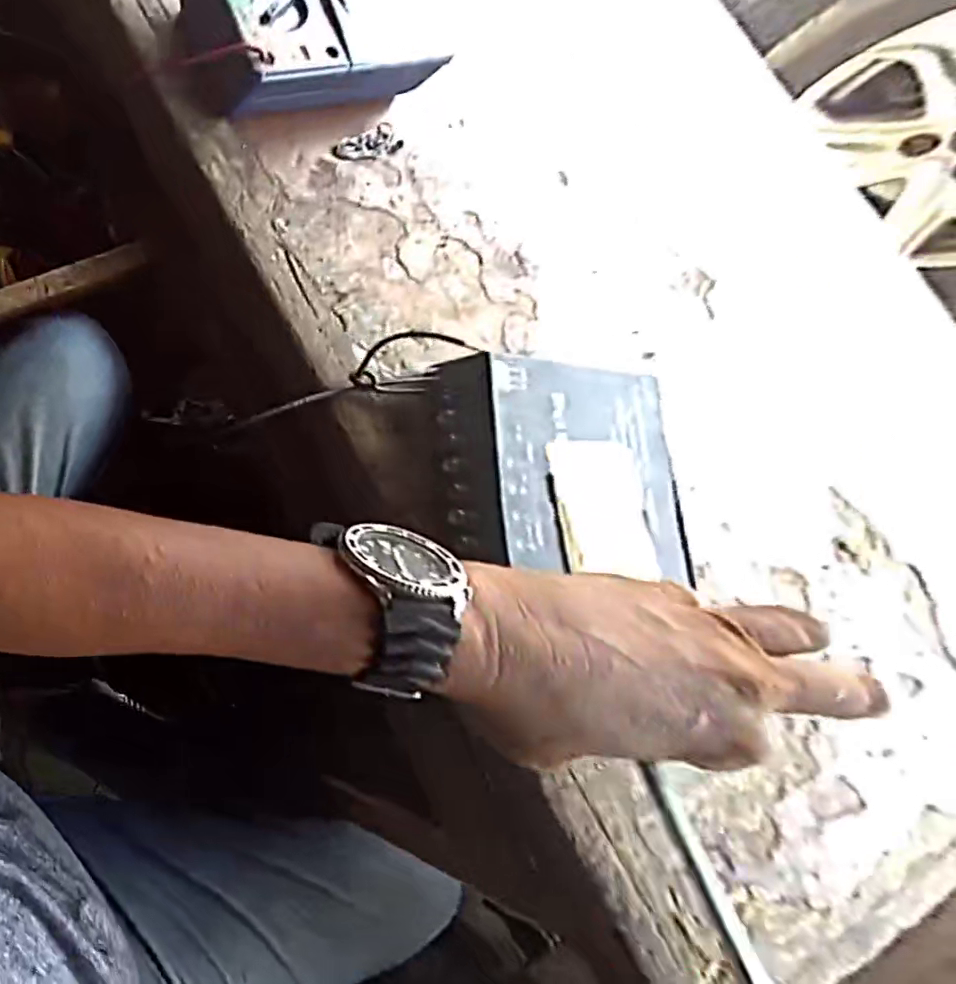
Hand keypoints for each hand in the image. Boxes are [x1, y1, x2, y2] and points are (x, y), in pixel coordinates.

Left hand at [441, 565, 888, 769]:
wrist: (480, 628)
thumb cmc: (515, 694)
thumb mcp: (562, 749)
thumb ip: (602, 739)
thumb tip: (585, 725)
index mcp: (719, 732)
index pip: (747, 748)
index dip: (709, 743)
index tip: (682, 738)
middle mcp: (725, 674)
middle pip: (829, 686)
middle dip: (843, 691)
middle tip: (853, 692)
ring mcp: (690, 621)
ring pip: (780, 626)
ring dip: (788, 636)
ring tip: (799, 637)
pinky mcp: (641, 585)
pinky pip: (685, 599)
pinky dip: (683, 610)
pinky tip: (664, 613)